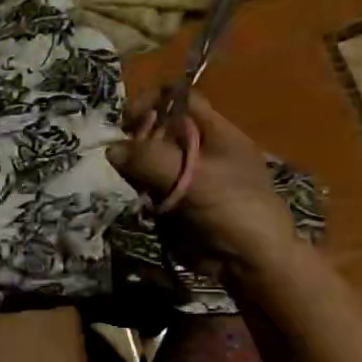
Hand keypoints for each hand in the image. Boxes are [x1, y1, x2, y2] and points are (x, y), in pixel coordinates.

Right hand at [107, 90, 301, 276]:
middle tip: (129, 159)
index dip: (153, 103)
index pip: (180, 100)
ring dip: (138, 171)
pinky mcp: (177, 205)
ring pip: (151, 163)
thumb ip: (150, 159)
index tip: (128, 121)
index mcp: (215, 132)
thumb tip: (112, 149)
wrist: (250, 262)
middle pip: (159, 131)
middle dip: (140, 141)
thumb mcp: (194, 177)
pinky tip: (144, 203)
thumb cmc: (233, 209)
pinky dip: (143, 194)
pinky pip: (151, 191)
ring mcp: (188, 179)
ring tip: (139, 187)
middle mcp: (200, 151)